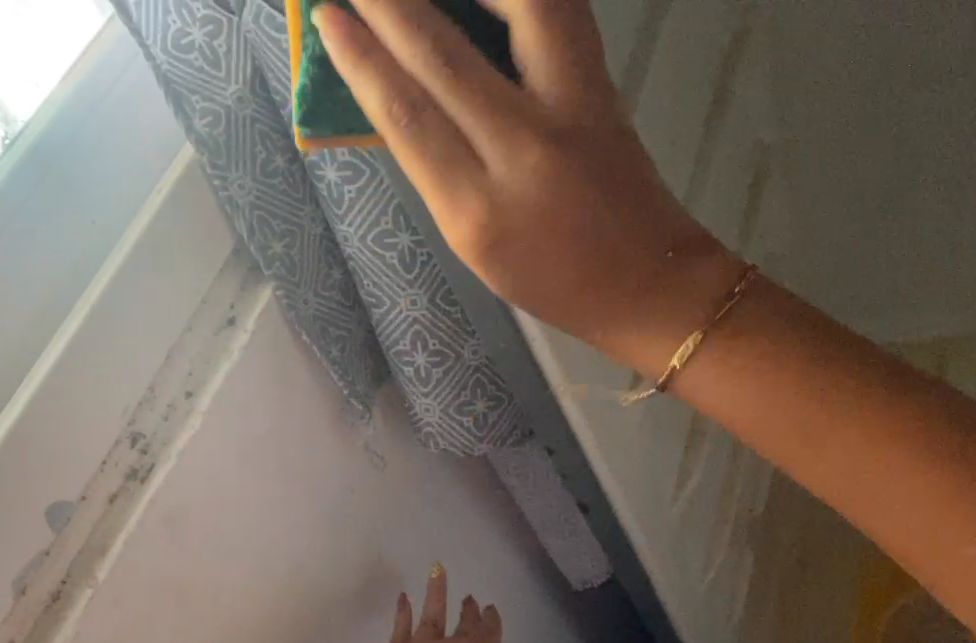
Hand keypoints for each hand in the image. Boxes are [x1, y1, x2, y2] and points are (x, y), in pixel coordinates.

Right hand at [313, 0, 736, 367]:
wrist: (646, 282)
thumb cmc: (548, 280)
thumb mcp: (473, 245)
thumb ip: (438, 171)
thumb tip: (401, 96)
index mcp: (476, 213)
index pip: (407, 119)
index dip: (362, 60)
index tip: (330, 18)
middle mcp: (520, 154)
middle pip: (444, 58)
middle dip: (392, 5)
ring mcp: (570, 111)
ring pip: (516, 9)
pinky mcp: (603, 86)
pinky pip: (558, 11)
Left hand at [314, 563, 561, 642]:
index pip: (484, 637)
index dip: (490, 624)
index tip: (491, 608)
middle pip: (459, 626)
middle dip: (468, 613)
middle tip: (471, 596)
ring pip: (429, 616)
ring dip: (435, 595)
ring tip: (436, 570)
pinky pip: (400, 628)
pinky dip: (403, 613)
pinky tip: (401, 599)